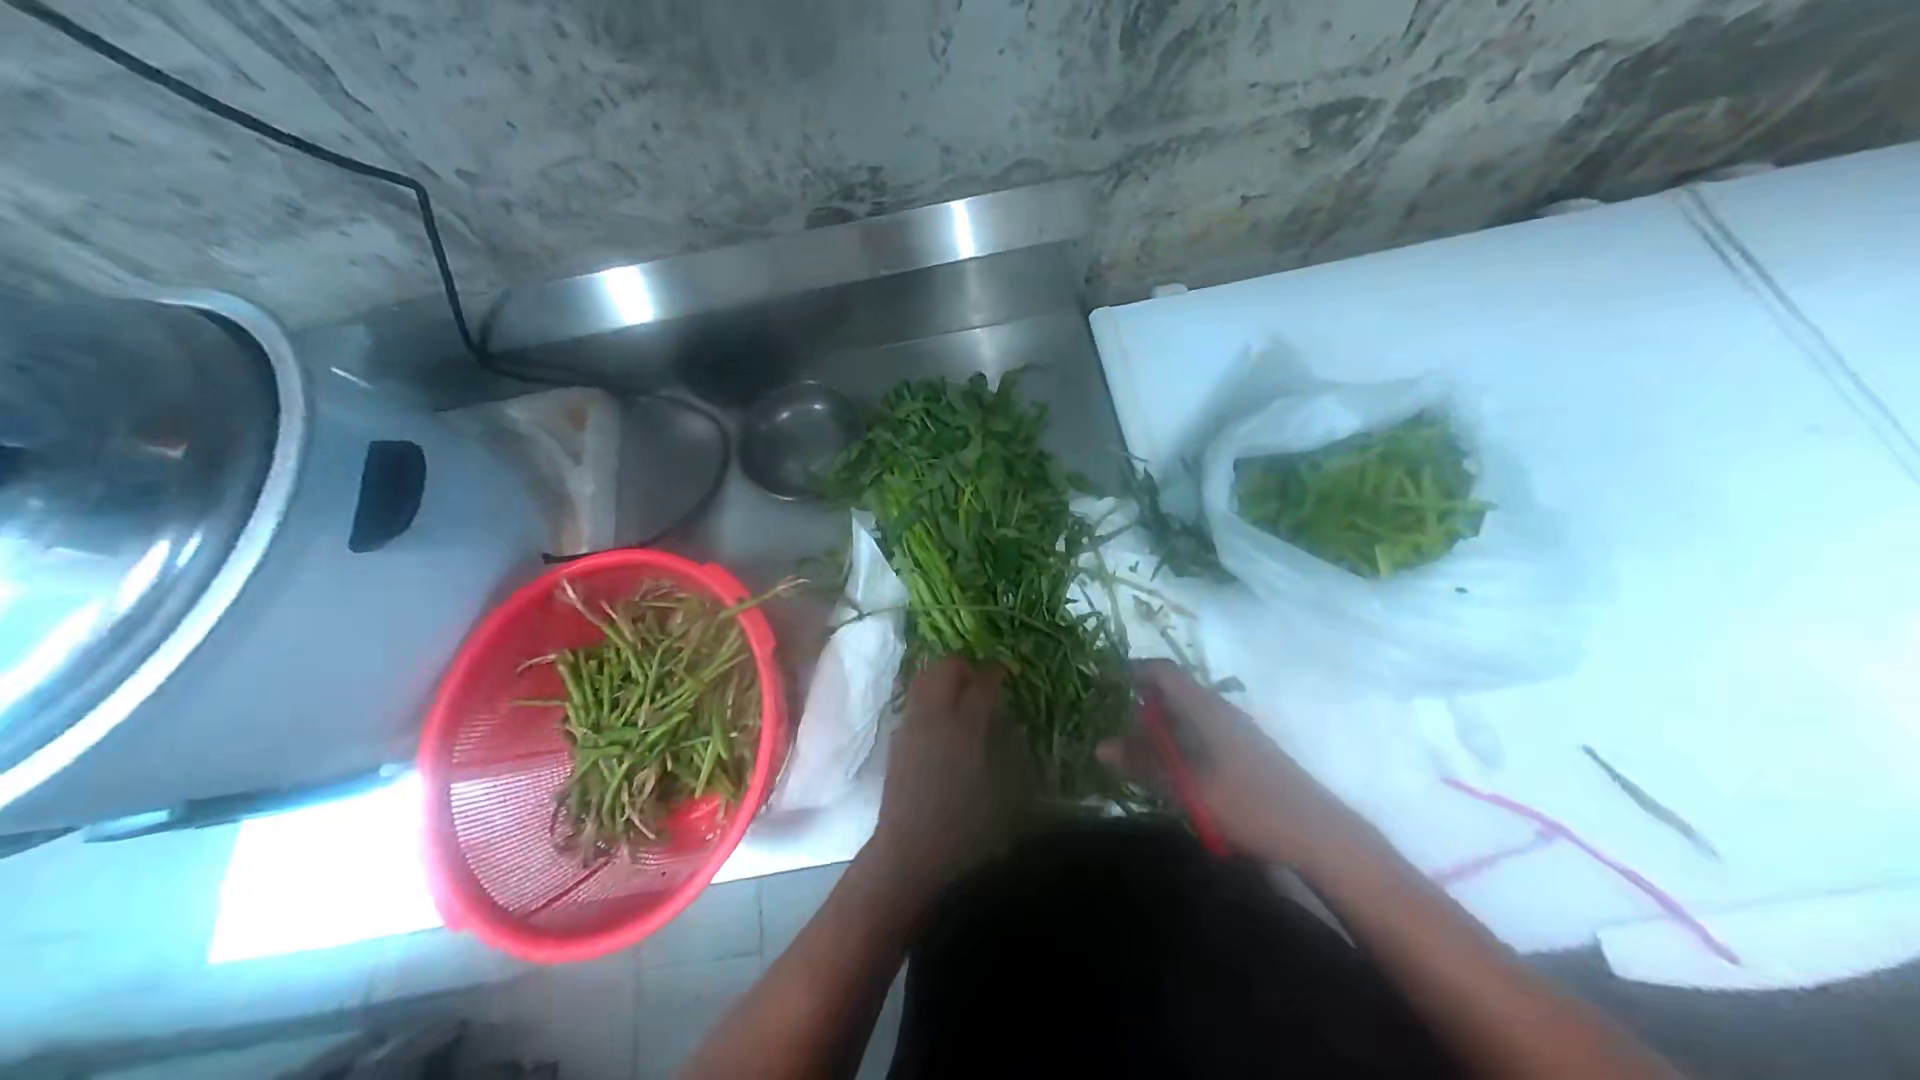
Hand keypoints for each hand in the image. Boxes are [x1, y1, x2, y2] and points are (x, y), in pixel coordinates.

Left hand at [865, 657, 1012, 891]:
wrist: (910, 855)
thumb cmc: (965, 831)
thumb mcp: (1003, 792)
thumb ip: (1007, 752)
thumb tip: (1012, 728)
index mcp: (964, 729)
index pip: (982, 685)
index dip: (997, 673)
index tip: (1008, 672)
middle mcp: (933, 720)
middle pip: (943, 669)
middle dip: (964, 666)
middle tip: (981, 679)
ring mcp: (910, 728)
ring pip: (922, 680)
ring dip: (942, 678)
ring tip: (961, 693)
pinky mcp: (897, 742)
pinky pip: (913, 703)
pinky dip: (929, 697)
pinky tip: (942, 721)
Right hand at [1099, 659, 1374, 870]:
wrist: (1319, 835)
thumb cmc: (1250, 805)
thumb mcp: (1188, 788)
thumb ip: (1144, 766)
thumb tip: (1100, 746)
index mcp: (1206, 709)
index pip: (1163, 671)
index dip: (1132, 670)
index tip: (1103, 683)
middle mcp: (1220, 711)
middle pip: (1173, 694)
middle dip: (1140, 708)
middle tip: (1114, 735)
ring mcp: (1235, 732)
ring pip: (1186, 717)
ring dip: (1158, 731)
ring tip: (1136, 758)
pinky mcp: (1244, 754)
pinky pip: (1200, 736)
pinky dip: (1177, 747)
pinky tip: (1170, 775)